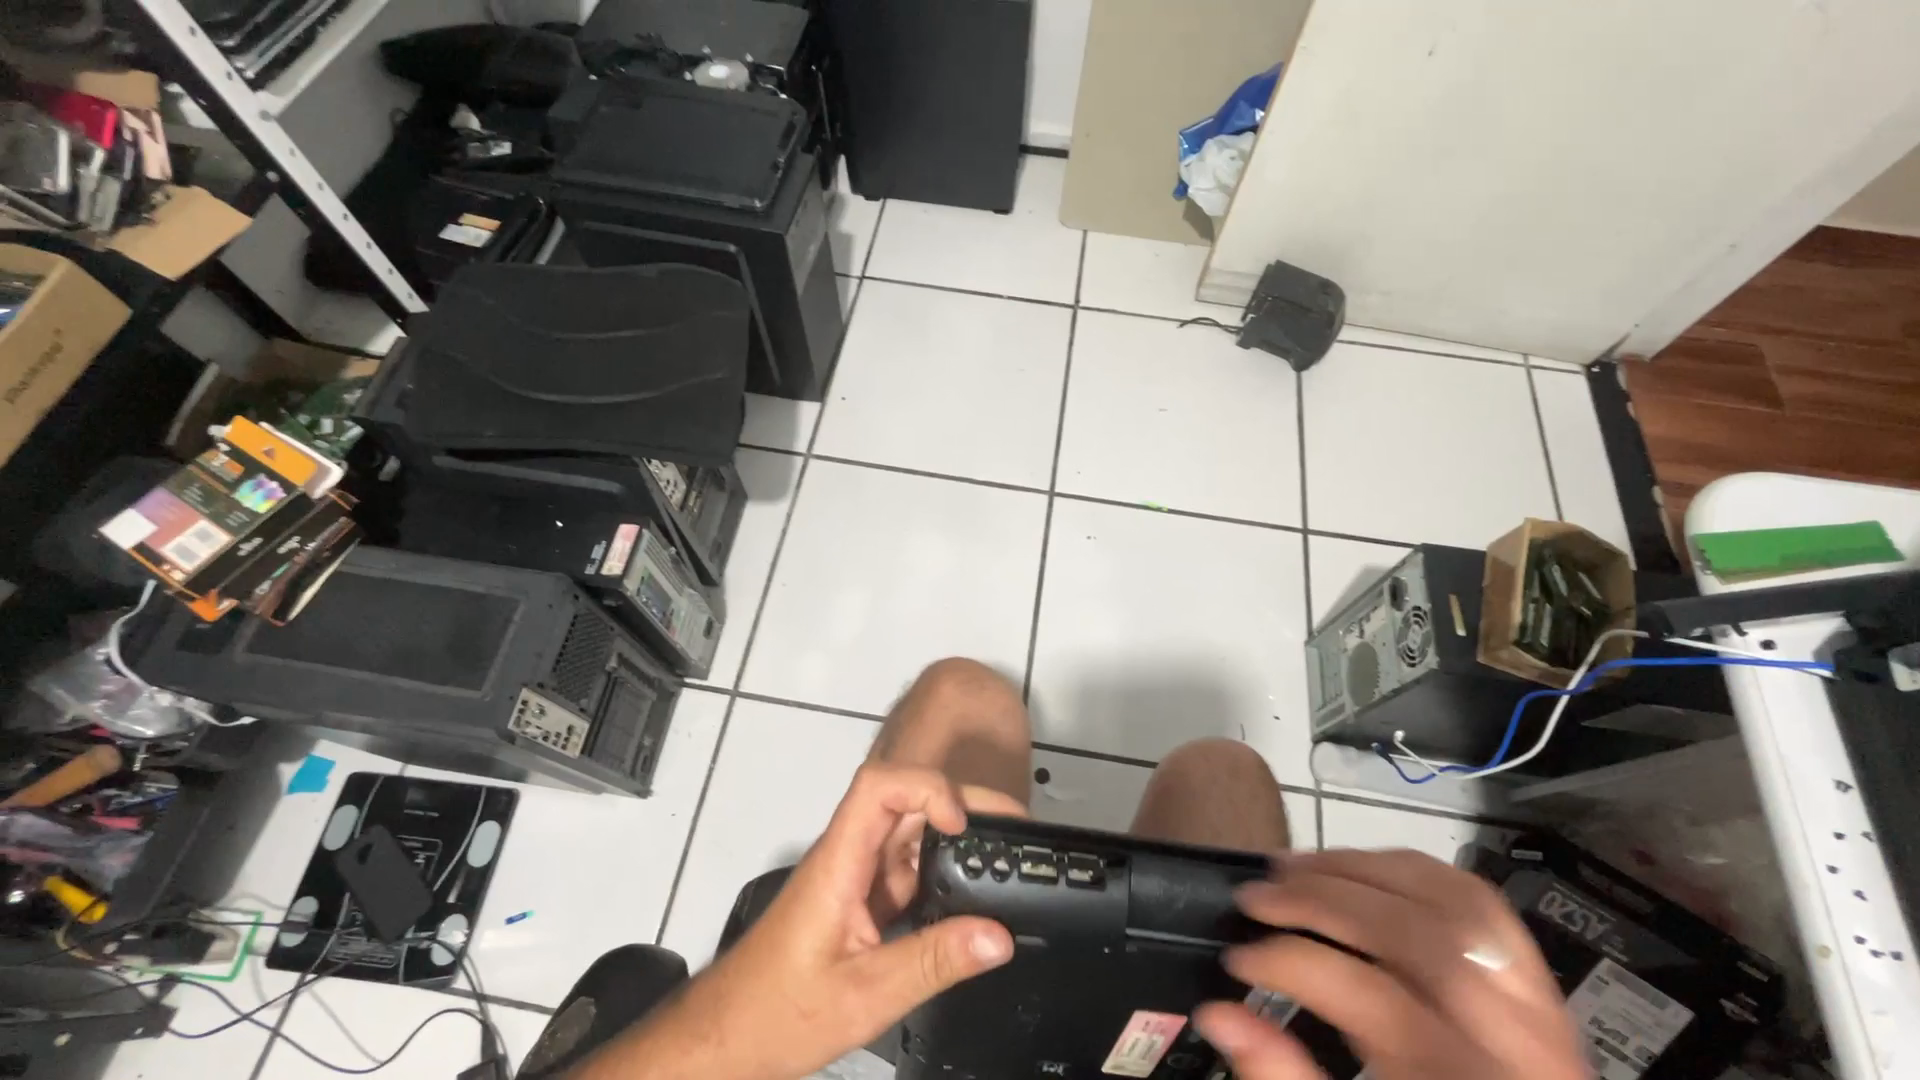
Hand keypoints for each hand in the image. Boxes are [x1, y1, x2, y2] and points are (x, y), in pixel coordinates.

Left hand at [576, 764, 1013, 1079]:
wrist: (729, 1037)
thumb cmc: (778, 1013)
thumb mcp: (865, 996)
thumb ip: (933, 963)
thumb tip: (998, 937)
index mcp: (840, 862)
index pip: (879, 785)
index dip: (927, 787)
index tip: (962, 824)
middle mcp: (849, 856)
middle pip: (904, 801)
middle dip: (960, 804)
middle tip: (1011, 829)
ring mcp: (855, 877)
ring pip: (910, 835)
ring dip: (955, 840)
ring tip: (1004, 858)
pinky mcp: (861, 900)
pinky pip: (908, 872)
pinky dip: (943, 877)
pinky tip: (971, 899)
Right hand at [1193, 849, 1589, 1079]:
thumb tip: (1218, 1014)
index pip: (1371, 995)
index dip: (1291, 964)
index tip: (1236, 960)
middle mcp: (1514, 1041)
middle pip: (1413, 934)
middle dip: (1319, 900)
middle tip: (1254, 895)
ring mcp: (1538, 1008)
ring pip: (1450, 901)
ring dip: (1363, 870)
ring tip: (1294, 869)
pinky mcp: (1541, 988)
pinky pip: (1480, 904)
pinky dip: (1413, 873)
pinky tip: (1360, 871)